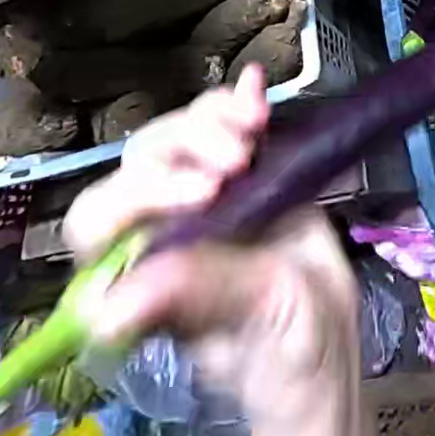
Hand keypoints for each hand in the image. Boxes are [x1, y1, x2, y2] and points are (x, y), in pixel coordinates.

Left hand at [63, 67, 360, 428]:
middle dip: (186, 146)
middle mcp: (160, 227)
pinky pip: (230, 126)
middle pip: (143, 161)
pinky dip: (239, 101)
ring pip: (182, 134)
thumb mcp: (255, 326)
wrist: (334, 335)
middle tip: (240, 159)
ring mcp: (206, 195)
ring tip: (257, 122)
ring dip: (214, 118)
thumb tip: (111, 310)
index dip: (140, 194)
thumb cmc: (290, 352)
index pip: (100, 220)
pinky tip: (255, 83)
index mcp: (137, 272)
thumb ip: (200, 302)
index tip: (206, 194)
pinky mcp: (248, 174)